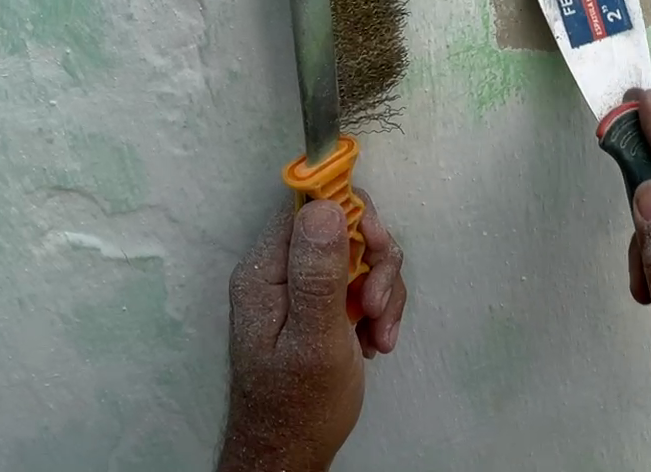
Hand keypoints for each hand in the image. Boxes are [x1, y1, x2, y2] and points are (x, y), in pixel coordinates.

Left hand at [217, 194, 407, 471]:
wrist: (292, 456)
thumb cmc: (299, 404)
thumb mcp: (314, 338)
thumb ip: (319, 272)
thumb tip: (325, 205)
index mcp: (267, 270)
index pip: (309, 205)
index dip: (349, 212)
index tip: (375, 241)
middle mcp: (282, 269)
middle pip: (343, 225)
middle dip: (374, 259)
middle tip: (379, 301)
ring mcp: (304, 286)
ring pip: (361, 253)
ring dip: (383, 289)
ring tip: (380, 332)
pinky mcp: (324, 302)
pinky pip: (364, 279)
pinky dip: (381, 306)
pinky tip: (377, 339)